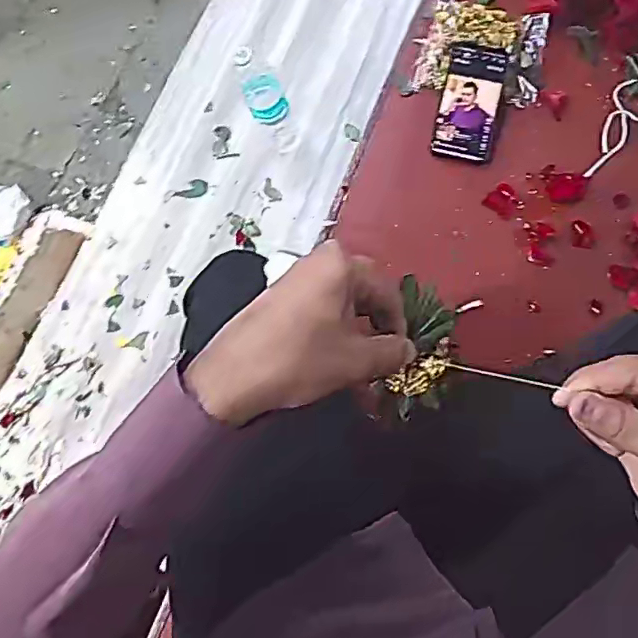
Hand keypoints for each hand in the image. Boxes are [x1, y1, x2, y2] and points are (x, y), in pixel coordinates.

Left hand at [185, 242, 415, 425]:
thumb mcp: (354, 360)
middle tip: (382, 354)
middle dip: (377, 322)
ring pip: (342, 298)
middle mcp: (320, 259)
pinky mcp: (279, 292)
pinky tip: (330, 353)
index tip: (401, 351)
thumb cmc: (298, 359)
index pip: (387, 291)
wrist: (229, 378)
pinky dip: (333, 325)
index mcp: (341, 264)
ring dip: (356, 326)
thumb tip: (408, 349)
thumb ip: (391, 352)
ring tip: (357, 358)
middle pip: (364, 290)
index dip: (399, 324)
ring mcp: (297, 273)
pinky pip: (320, 302)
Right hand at [553, 355, 637, 546]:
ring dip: (596, 416)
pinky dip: (598, 427)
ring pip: (603, 391)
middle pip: (616, 375)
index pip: (637, 367)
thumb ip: (628, 428)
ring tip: (617, 447)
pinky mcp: (634, 415)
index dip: (598, 378)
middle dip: (595, 398)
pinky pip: (601, 409)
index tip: (567, 396)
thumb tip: (580, 403)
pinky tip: (617, 448)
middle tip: (582, 422)